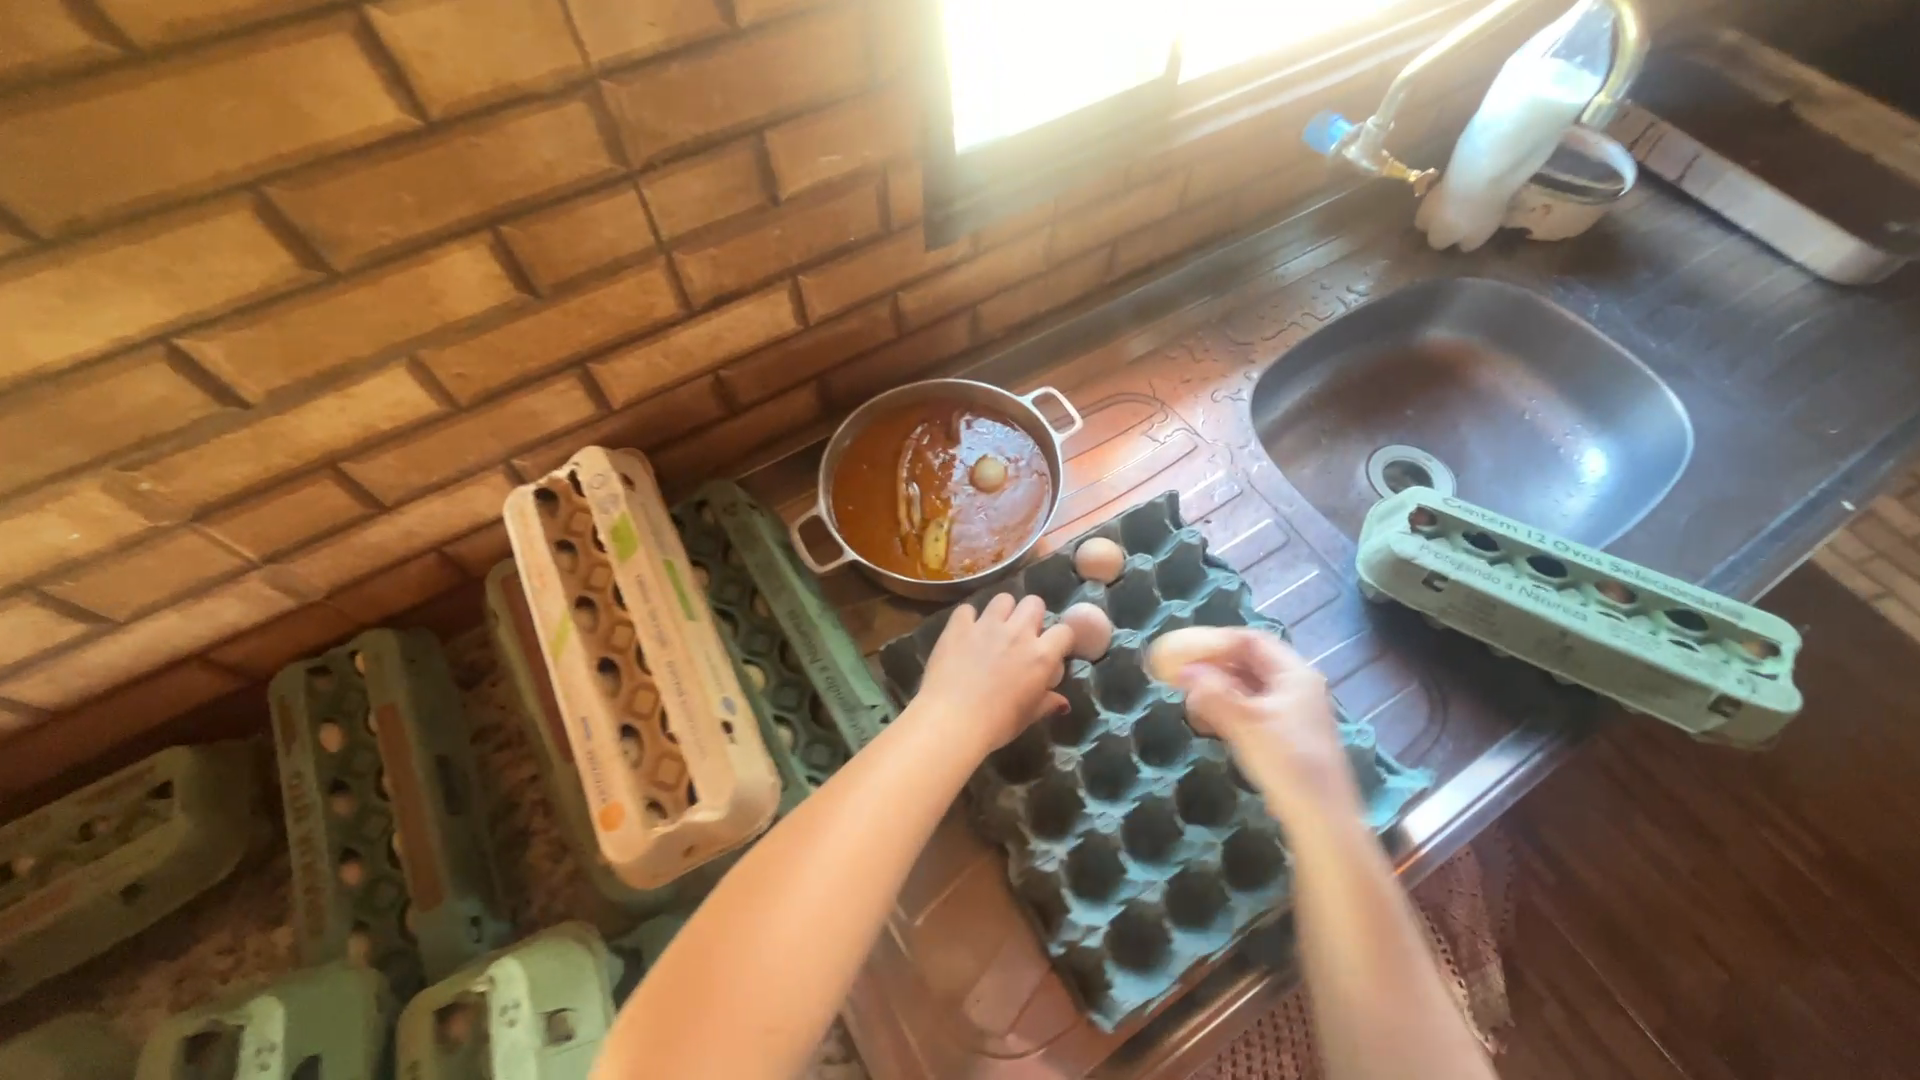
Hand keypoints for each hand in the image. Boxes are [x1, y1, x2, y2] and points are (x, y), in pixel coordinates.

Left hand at [916, 594, 1073, 753]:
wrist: (952, 721)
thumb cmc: (996, 724)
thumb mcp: (1028, 717)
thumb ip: (1047, 703)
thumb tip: (1062, 703)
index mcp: (1041, 656)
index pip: (1064, 631)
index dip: (1060, 639)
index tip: (1052, 649)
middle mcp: (1017, 633)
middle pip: (1034, 603)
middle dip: (1032, 615)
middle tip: (1022, 635)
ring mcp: (986, 625)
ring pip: (1003, 599)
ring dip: (1003, 611)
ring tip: (995, 629)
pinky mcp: (958, 626)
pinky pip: (967, 609)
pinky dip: (968, 619)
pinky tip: (965, 634)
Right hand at [1163, 628, 1360, 819]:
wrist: (1319, 815)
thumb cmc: (1286, 760)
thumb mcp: (1244, 722)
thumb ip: (1211, 692)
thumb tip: (1183, 671)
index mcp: (1294, 674)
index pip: (1250, 640)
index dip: (1214, 641)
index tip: (1183, 650)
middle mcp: (1295, 686)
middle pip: (1249, 662)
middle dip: (1213, 665)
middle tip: (1180, 672)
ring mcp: (1291, 711)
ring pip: (1247, 687)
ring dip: (1217, 688)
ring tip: (1189, 697)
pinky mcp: (1284, 735)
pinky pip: (1249, 709)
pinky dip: (1225, 708)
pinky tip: (1205, 721)